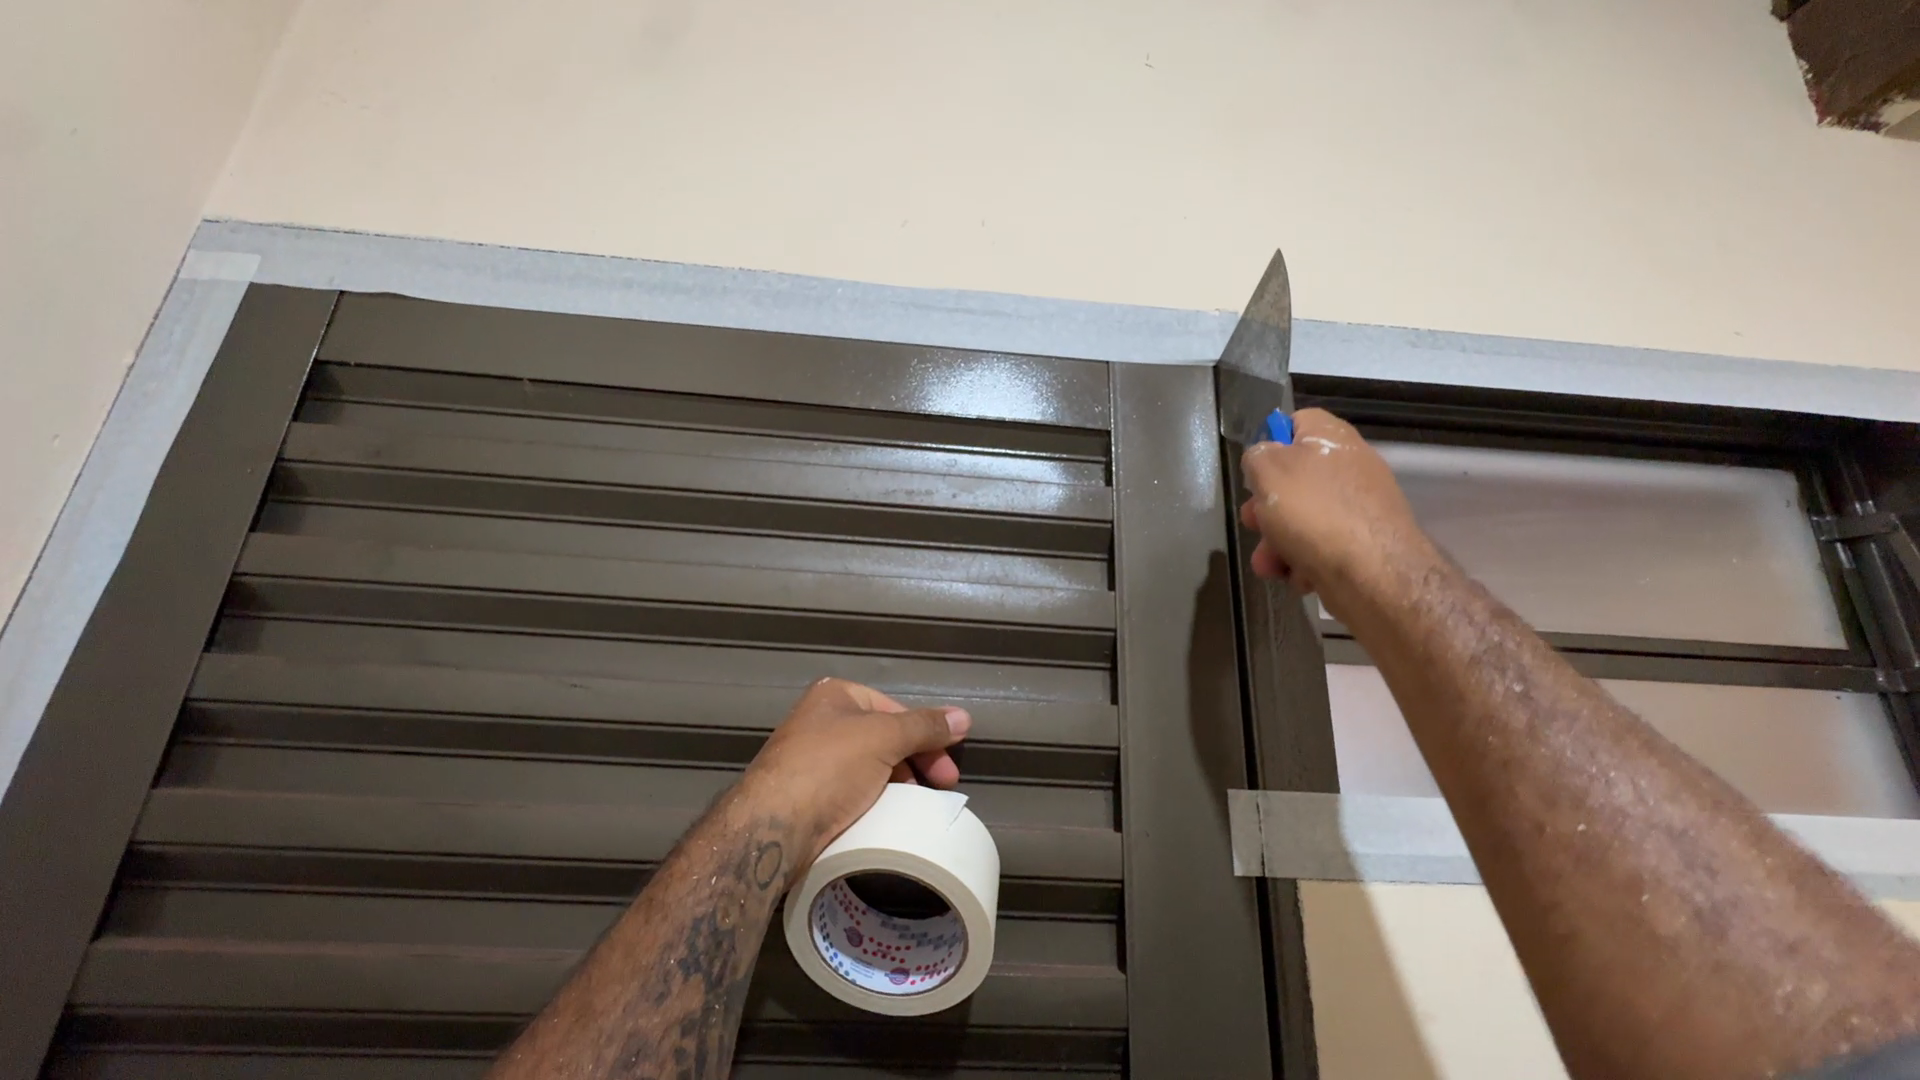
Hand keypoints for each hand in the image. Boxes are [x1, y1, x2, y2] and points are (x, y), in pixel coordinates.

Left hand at [737, 678, 971, 876]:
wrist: (773, 827)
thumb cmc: (829, 768)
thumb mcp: (884, 738)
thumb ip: (925, 727)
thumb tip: (965, 717)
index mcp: (835, 696)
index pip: (894, 709)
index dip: (926, 735)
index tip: (948, 768)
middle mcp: (821, 721)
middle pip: (885, 738)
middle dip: (916, 761)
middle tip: (942, 788)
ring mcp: (813, 760)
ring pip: (871, 767)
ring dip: (898, 783)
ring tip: (918, 806)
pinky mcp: (810, 796)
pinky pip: (853, 792)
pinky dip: (875, 801)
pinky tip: (889, 817)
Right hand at [1237, 408, 1434, 609]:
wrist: (1373, 573)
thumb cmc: (1314, 512)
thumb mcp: (1268, 471)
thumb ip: (1256, 456)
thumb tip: (1263, 459)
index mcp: (1332, 438)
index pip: (1297, 422)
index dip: (1270, 442)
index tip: (1253, 470)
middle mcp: (1349, 467)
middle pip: (1293, 479)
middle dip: (1265, 508)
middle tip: (1253, 524)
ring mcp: (1357, 508)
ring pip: (1301, 519)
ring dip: (1276, 543)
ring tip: (1270, 565)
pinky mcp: (1362, 544)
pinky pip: (1320, 546)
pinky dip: (1304, 562)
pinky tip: (1300, 576)